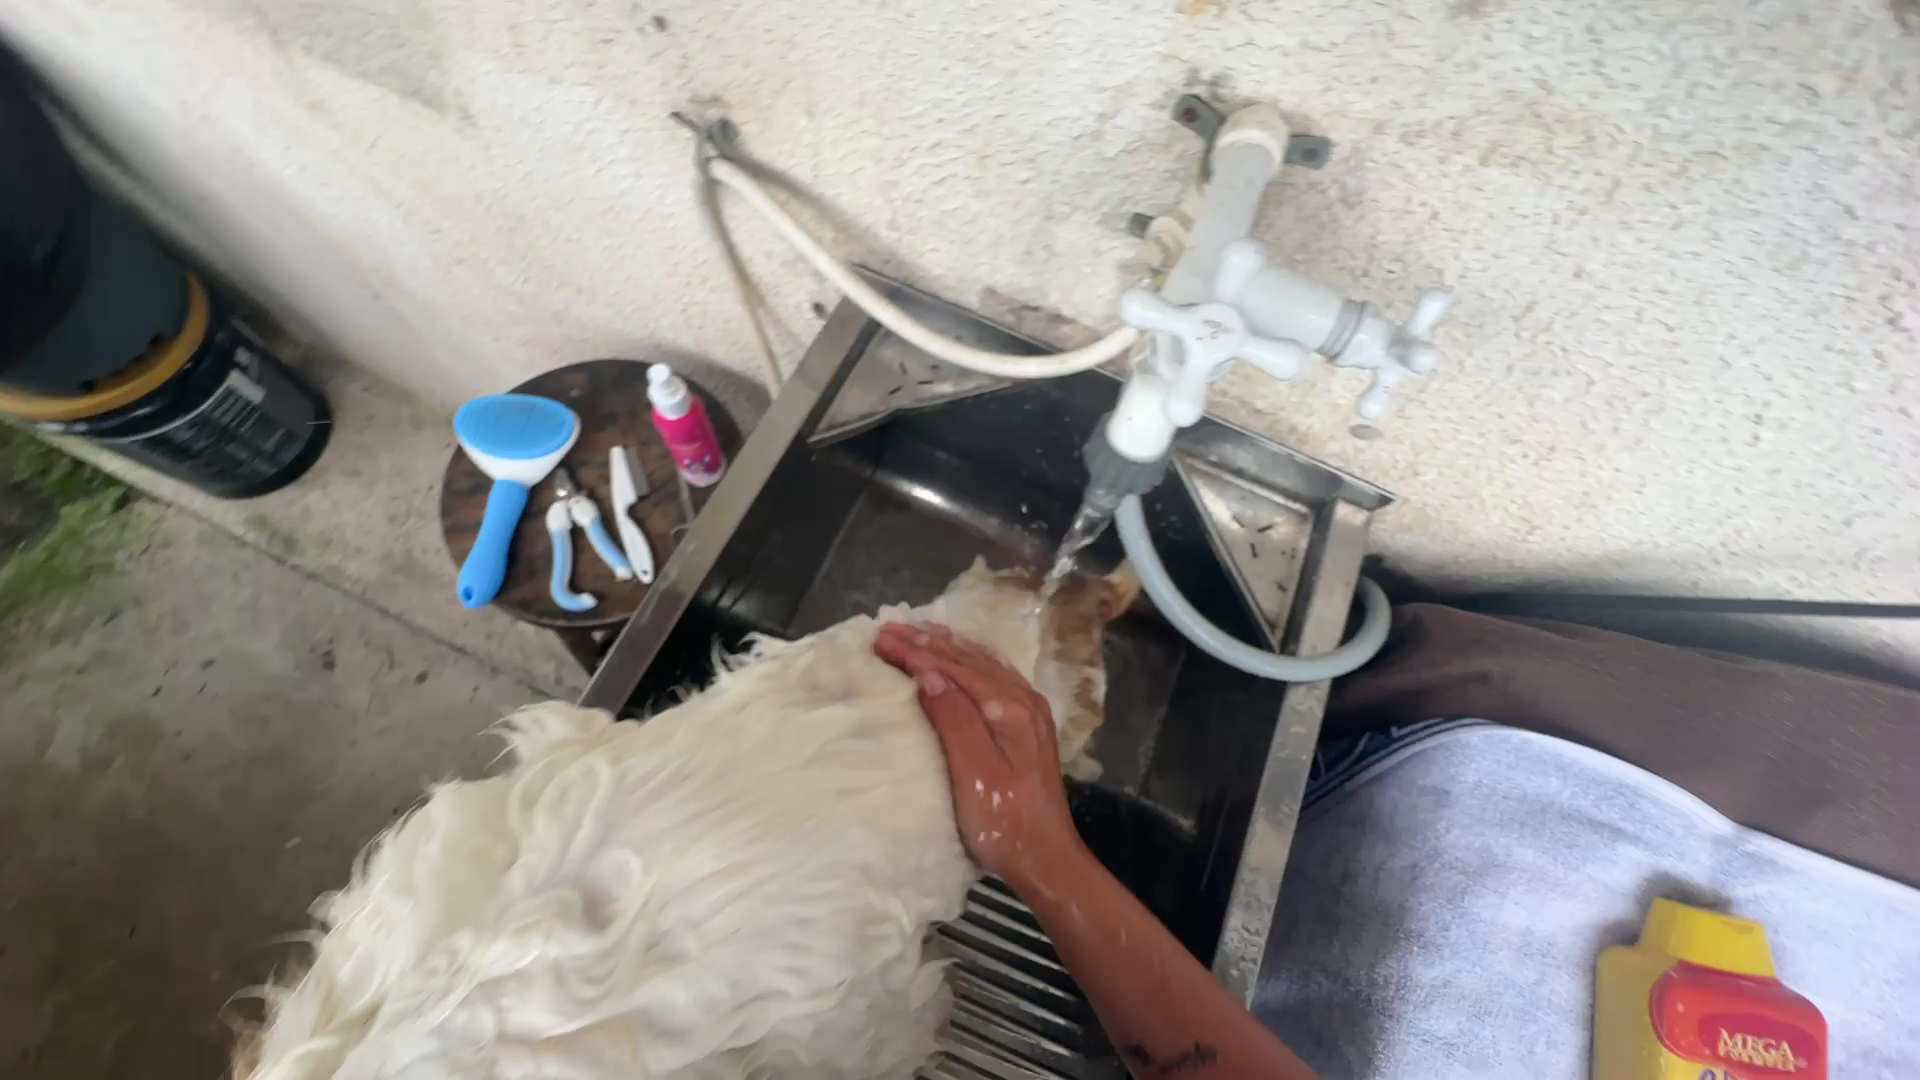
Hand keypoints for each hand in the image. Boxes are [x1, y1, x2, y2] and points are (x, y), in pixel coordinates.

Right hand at [873, 622, 1086, 887]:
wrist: (1046, 857)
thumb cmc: (1003, 821)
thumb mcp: (974, 774)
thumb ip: (954, 720)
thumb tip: (928, 674)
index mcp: (1009, 707)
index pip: (952, 668)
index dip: (915, 652)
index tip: (880, 637)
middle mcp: (1022, 698)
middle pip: (967, 659)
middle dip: (926, 641)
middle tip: (887, 628)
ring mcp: (1028, 709)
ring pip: (981, 662)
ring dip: (946, 646)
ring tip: (916, 631)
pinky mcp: (1026, 722)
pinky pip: (991, 673)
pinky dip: (966, 659)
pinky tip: (958, 655)